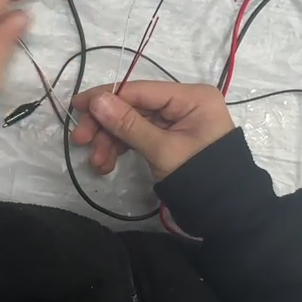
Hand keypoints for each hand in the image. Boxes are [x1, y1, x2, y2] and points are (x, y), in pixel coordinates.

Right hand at [69, 81, 234, 181]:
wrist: (224, 211)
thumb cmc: (199, 176)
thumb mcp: (162, 150)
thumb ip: (128, 125)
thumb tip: (97, 101)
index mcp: (191, 97)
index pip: (139, 90)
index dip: (106, 97)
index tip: (77, 106)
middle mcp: (183, 103)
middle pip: (132, 106)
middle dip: (105, 126)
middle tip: (80, 140)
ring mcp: (175, 121)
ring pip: (131, 123)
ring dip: (110, 141)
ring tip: (97, 163)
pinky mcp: (168, 137)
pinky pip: (138, 135)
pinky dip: (120, 148)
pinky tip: (106, 164)